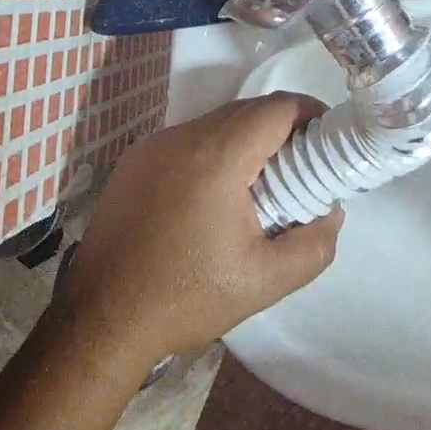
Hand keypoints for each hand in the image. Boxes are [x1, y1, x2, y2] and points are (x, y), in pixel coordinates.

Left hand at [54, 92, 344, 363]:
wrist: (100, 321)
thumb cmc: (186, 298)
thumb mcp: (265, 281)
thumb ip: (314, 245)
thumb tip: (331, 212)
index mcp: (217, 158)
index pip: (277, 108)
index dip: (310, 114)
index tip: (327, 140)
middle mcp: (182, 138)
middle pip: (247, 111)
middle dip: (282, 129)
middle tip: (302, 168)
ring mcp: (152, 147)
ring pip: (216, 124)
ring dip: (246, 142)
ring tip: (260, 187)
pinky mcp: (134, 162)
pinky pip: (188, 141)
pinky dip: (214, 153)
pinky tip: (214, 198)